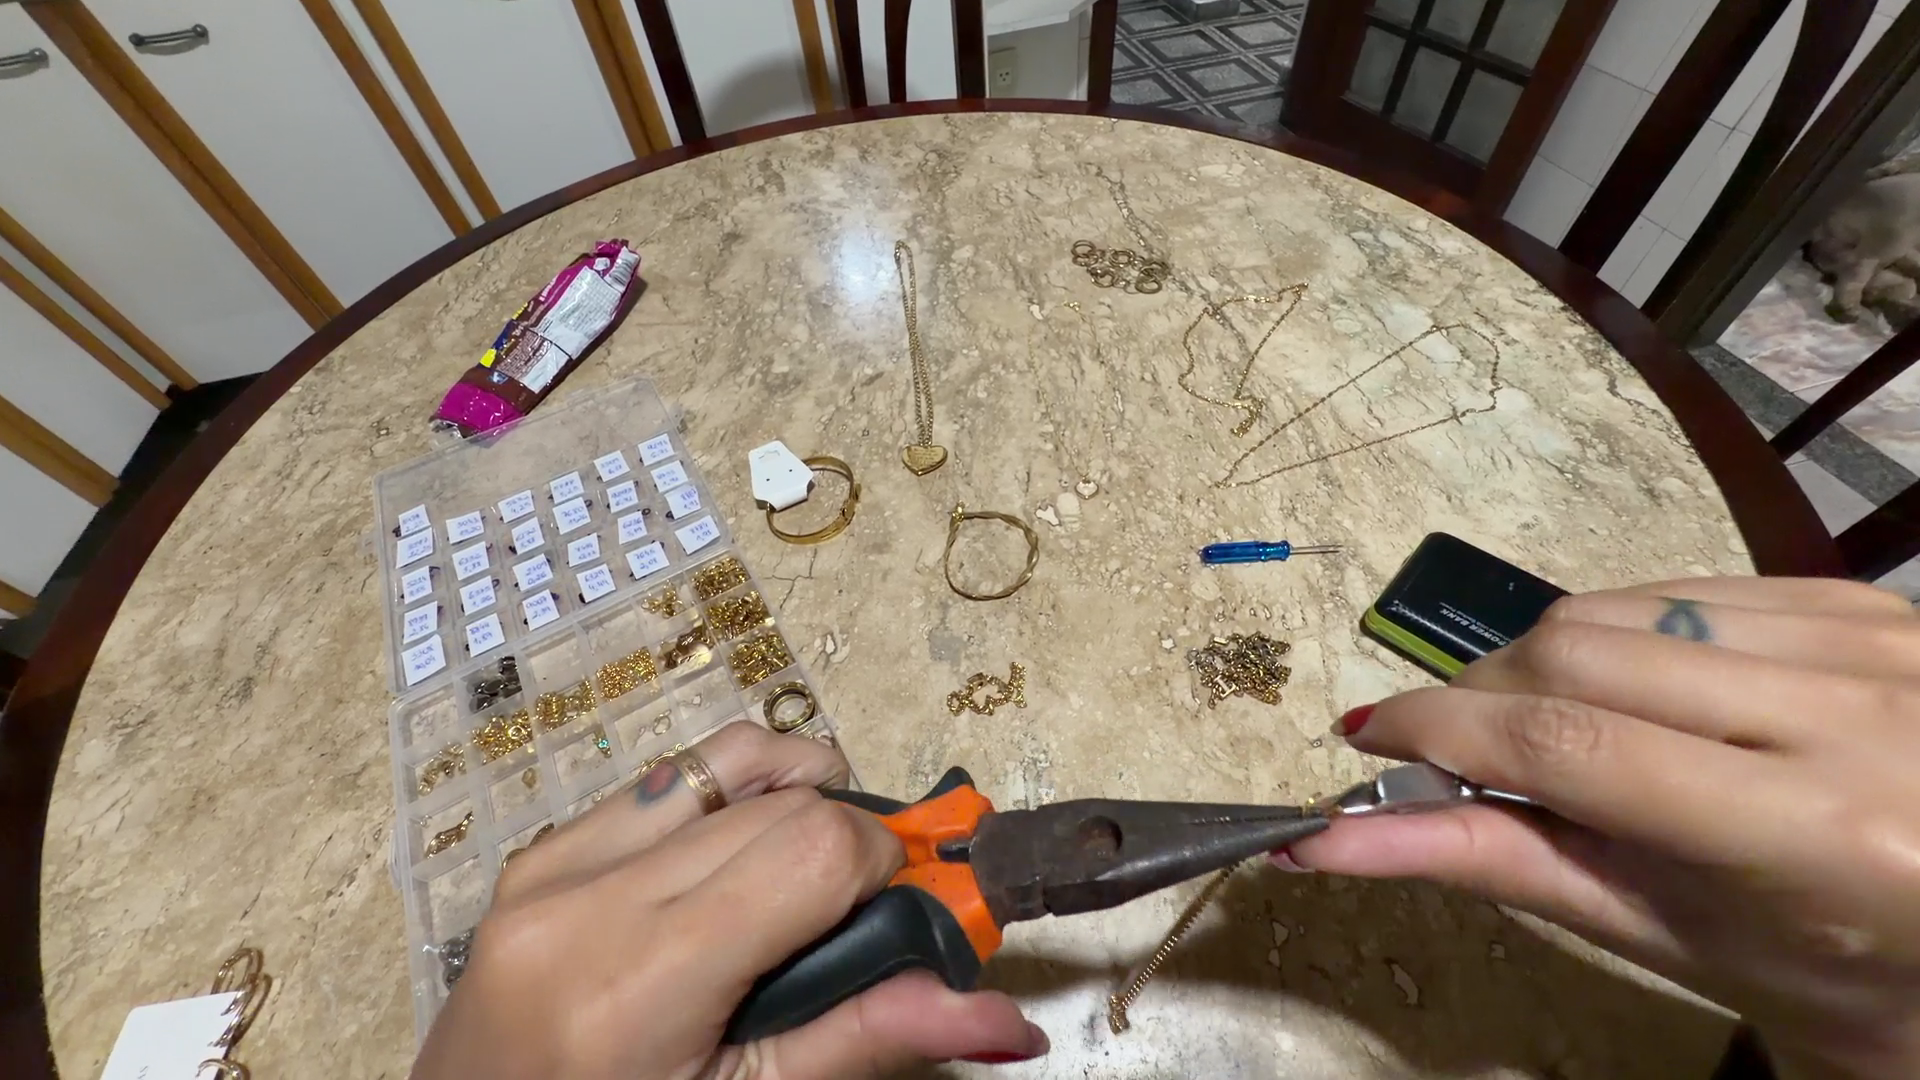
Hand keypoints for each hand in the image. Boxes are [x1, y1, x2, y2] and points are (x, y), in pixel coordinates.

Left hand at [411, 721, 1048, 1079]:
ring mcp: (552, 860)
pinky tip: (737, 853)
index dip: (881, 859)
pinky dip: (735, 797)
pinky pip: (674, 776)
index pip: (811, 847)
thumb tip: (1009, 1019)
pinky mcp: (542, 846)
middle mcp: (585, 897)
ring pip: (734, 759)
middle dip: (848, 837)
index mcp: (636, 983)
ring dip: (797, 795)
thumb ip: (877, 1038)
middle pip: (784, 801)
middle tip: (857, 900)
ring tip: (804, 862)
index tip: (896, 902)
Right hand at [1286, 578, 1919, 1079]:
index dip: (1433, 728)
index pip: (1562, 744)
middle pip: (1566, 654)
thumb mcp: (1647, 930)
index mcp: (1821, 834)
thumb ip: (1480, 862)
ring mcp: (1868, 641)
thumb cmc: (1810, 969)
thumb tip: (1322, 843)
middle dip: (1475, 698)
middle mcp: (1857, 717)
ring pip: (1598, 612)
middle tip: (1461, 750)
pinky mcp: (1854, 598)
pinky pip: (1657, 591)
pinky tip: (1624, 691)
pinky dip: (1595, 638)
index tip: (1364, 734)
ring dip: (1528, 668)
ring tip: (1552, 725)